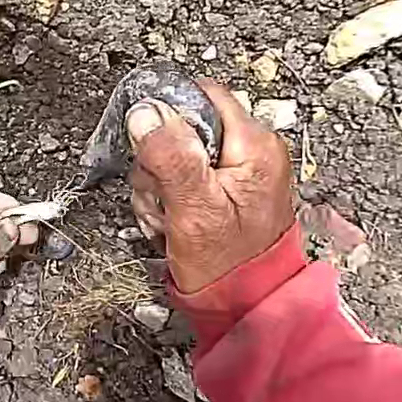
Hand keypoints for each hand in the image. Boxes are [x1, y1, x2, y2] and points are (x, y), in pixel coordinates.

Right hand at [126, 80, 295, 292]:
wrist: (244, 304)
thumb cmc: (228, 266)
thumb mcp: (195, 209)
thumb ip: (172, 158)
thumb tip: (147, 112)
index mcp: (254, 145)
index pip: (201, 97)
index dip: (168, 117)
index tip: (151, 150)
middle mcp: (251, 150)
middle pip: (185, 127)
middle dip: (159, 163)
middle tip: (163, 198)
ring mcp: (239, 170)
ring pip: (177, 153)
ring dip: (159, 185)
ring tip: (168, 216)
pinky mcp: (227, 188)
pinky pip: (184, 176)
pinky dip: (169, 197)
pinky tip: (172, 220)